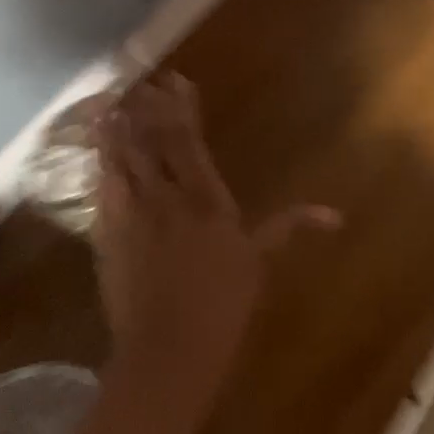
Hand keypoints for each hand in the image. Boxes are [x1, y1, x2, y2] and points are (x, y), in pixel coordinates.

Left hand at [89, 73, 337, 384]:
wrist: (168, 351)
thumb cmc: (224, 305)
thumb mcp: (260, 261)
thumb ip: (289, 226)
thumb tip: (336, 215)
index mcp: (208, 201)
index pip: (191, 144)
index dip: (183, 110)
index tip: (177, 81)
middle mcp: (168, 201)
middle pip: (154, 146)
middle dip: (148, 112)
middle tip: (142, 84)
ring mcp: (133, 219)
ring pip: (122, 164)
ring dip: (117, 134)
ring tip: (110, 106)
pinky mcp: (107, 241)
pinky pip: (103, 195)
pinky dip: (100, 170)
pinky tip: (97, 155)